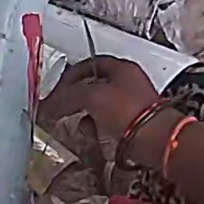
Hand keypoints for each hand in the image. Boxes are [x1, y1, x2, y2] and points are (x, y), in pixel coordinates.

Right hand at [40, 56, 185, 168]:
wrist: (154, 139)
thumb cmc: (126, 110)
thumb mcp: (92, 96)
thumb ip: (67, 96)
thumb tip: (49, 104)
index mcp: (121, 68)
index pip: (90, 64)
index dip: (71, 74)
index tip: (58, 88)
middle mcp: (127, 83)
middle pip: (92, 86)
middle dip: (76, 98)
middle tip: (63, 106)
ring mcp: (130, 103)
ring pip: (97, 106)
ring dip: (85, 115)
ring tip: (80, 123)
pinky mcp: (130, 123)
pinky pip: (105, 122)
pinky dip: (96, 127)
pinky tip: (93, 134)